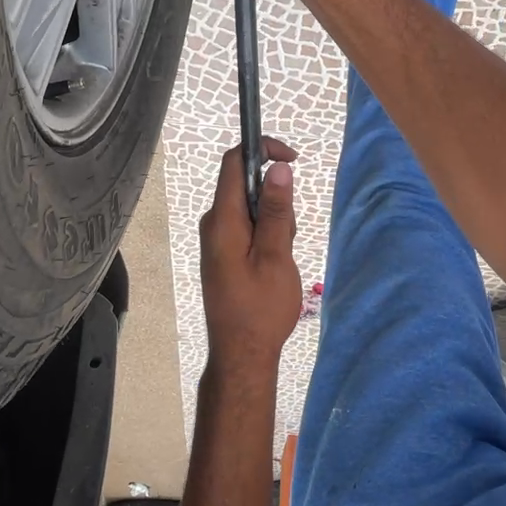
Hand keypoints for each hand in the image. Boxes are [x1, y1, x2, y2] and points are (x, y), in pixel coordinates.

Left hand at [199, 137, 302, 369]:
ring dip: (274, 220)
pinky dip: (267, 235)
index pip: (234, 162)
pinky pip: (248, 226)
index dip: (262, 149)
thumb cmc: (261, 309)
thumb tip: (278, 167)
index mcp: (222, 220)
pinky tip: (275, 265)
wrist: (241, 356)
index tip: (292, 159)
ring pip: (250, 207)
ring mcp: (217, 238)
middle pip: (245, 184)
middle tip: (289, 235)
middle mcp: (214, 223)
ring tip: (282, 257)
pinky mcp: (224, 252)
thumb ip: (277, 211)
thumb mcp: (276, 256)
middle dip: (275, 197)